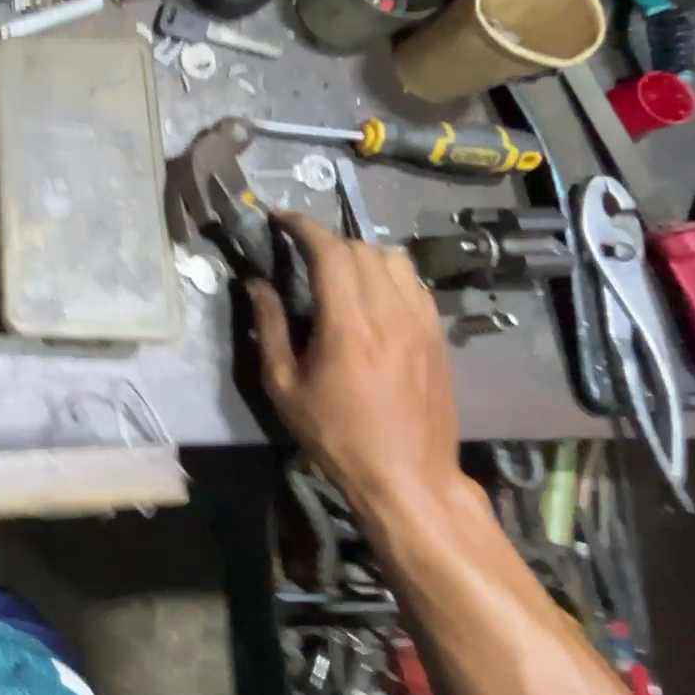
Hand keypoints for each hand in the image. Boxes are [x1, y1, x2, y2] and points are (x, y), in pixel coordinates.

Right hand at [245, 213, 464, 516]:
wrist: (407, 475)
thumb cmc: (334, 432)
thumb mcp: (283, 383)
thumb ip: (270, 326)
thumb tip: (256, 283)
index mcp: (349, 326)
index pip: (331, 253)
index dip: (304, 228)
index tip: (280, 219)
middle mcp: (391, 314)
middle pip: (363, 250)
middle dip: (327, 239)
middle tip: (298, 247)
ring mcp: (422, 324)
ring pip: (396, 261)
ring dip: (361, 252)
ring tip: (335, 266)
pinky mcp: (438, 337)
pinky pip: (415, 284)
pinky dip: (387, 273)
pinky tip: (368, 291)